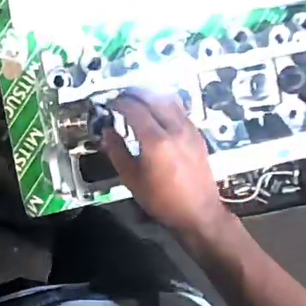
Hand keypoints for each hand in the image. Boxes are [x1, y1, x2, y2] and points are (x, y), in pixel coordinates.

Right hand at [104, 91, 232, 238]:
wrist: (198, 212)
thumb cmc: (162, 200)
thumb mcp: (132, 178)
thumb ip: (117, 151)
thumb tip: (107, 132)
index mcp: (155, 140)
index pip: (135, 108)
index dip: (120, 103)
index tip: (111, 104)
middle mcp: (174, 128)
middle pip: (154, 96)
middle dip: (135, 93)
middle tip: (123, 98)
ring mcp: (189, 130)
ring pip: (170, 99)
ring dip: (152, 95)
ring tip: (140, 101)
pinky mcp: (198, 135)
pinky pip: (180, 110)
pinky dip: (166, 105)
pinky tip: (158, 114)